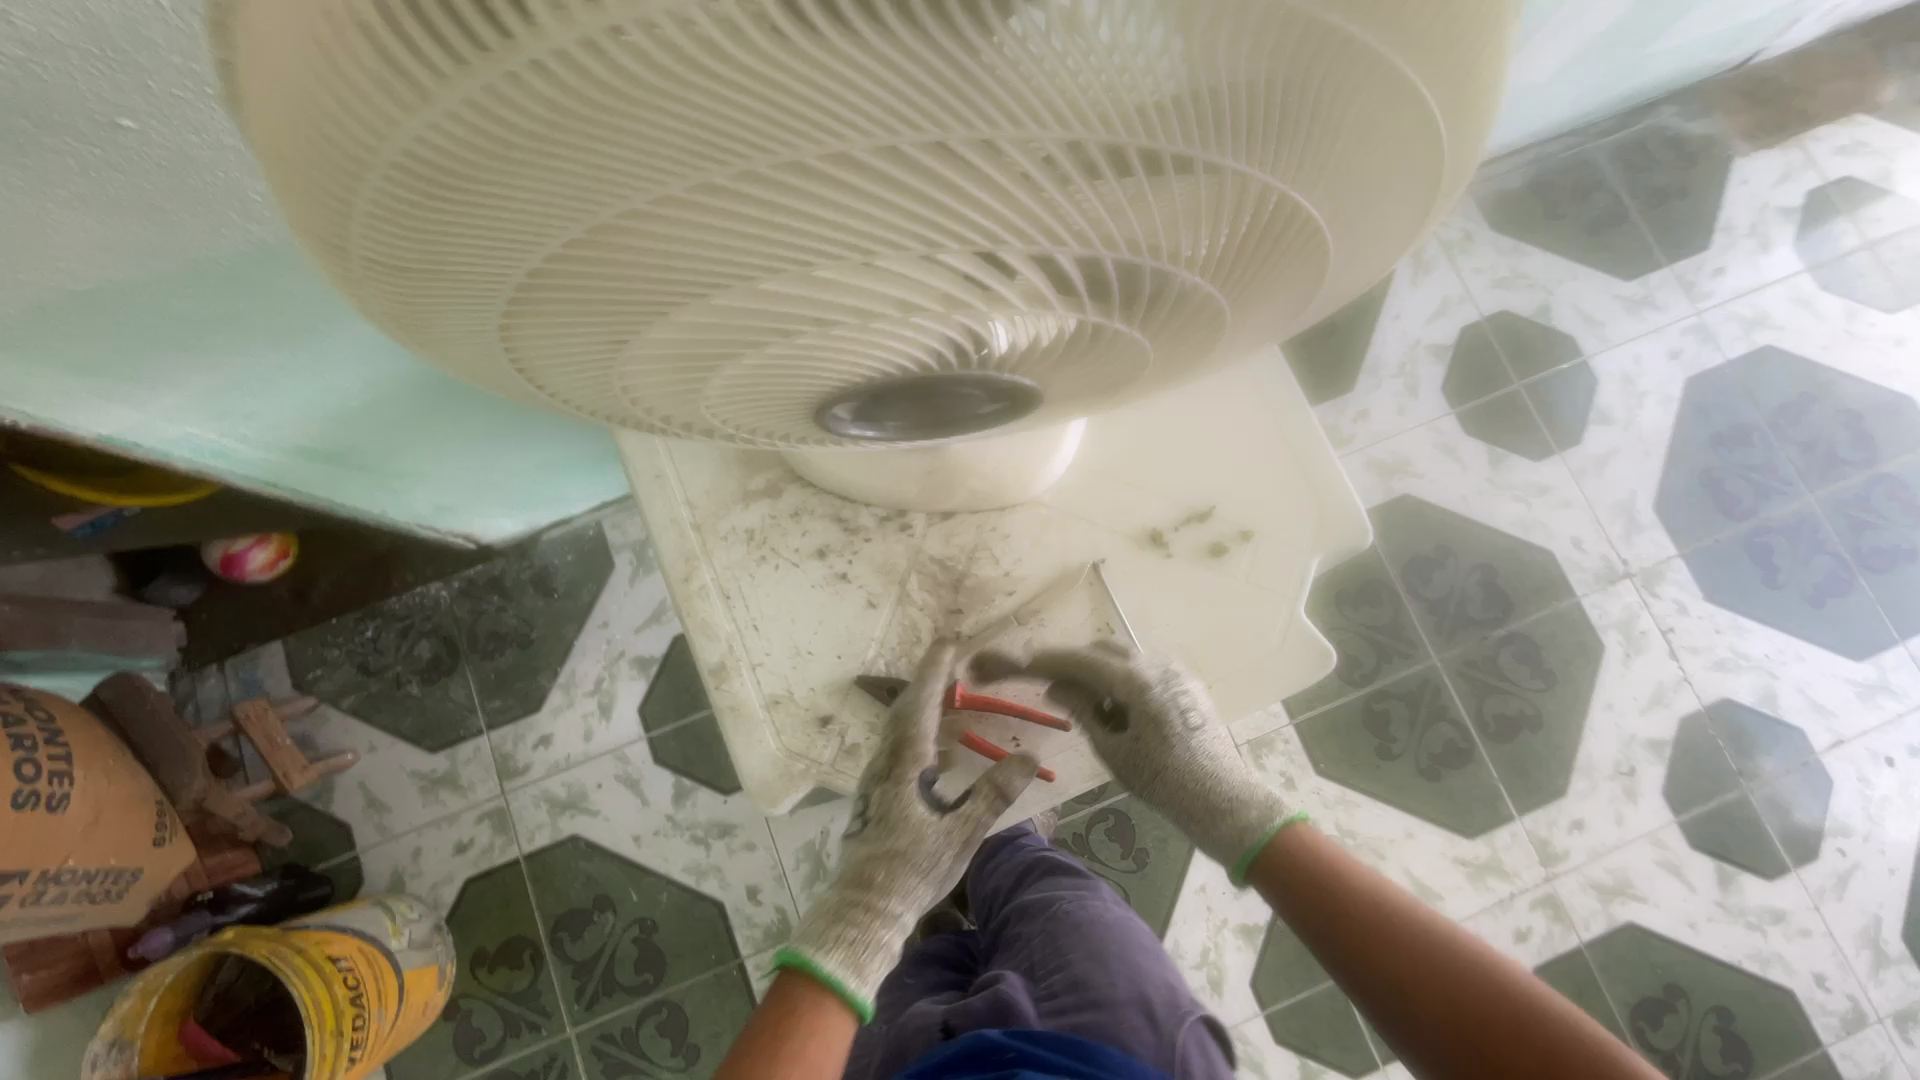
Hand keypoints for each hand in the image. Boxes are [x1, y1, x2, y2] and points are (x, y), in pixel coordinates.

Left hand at [774, 641, 1039, 1021]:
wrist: (864, 910)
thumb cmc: (912, 872)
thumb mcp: (961, 835)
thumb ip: (993, 794)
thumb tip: (1028, 756)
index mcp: (904, 764)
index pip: (921, 704)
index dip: (935, 671)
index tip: (949, 642)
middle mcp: (885, 762)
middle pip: (905, 710)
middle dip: (930, 683)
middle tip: (956, 664)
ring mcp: (876, 779)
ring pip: (899, 729)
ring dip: (924, 708)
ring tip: (953, 700)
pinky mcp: (875, 796)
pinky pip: (898, 749)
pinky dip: (920, 735)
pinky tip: (940, 753)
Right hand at [973, 641, 1301, 884]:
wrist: (1223, 801)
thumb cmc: (1163, 783)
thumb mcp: (1113, 749)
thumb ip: (1082, 710)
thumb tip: (1056, 686)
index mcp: (1135, 680)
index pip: (1077, 660)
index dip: (1043, 661)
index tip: (1017, 661)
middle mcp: (1155, 664)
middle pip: (1098, 651)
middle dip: (1070, 665)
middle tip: (1049, 689)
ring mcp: (1173, 670)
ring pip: (1121, 657)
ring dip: (1096, 672)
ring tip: (1084, 706)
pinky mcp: (1184, 681)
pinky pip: (1142, 668)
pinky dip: (1120, 679)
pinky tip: (1115, 709)